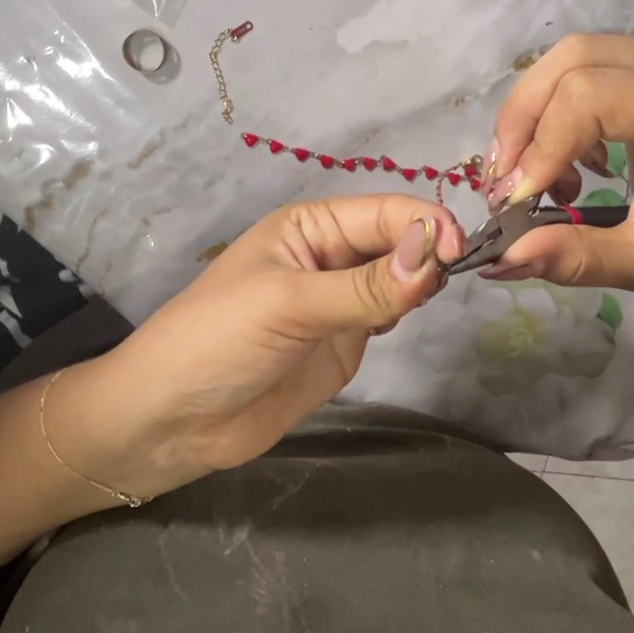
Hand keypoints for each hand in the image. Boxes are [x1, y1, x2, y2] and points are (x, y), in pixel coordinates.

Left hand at [53, 196, 466, 496]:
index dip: (424, 225)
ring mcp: (338, 303)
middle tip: (456, 276)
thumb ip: (364, 286)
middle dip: (428, 250)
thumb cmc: (217, 341)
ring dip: (420, 281)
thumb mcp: (288, 304)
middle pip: (397, 241)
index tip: (459, 252)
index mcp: (308, 227)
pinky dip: (404, 312)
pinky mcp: (343, 344)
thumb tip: (435, 258)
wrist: (174, 420)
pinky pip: (386, 317)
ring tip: (433, 295)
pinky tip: (407, 318)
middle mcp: (328, 257)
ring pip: (398, 279)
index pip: (383, 212)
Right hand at [478, 34, 633, 303]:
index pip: (592, 96)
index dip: (542, 144)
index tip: (514, 202)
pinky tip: (556, 162)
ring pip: (572, 58)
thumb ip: (575, 258)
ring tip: (523, 174)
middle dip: (523, 118)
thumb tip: (504, 258)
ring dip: (531, 115)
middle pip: (575, 59)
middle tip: (503, 180)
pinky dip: (550, 113)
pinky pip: (583, 70)